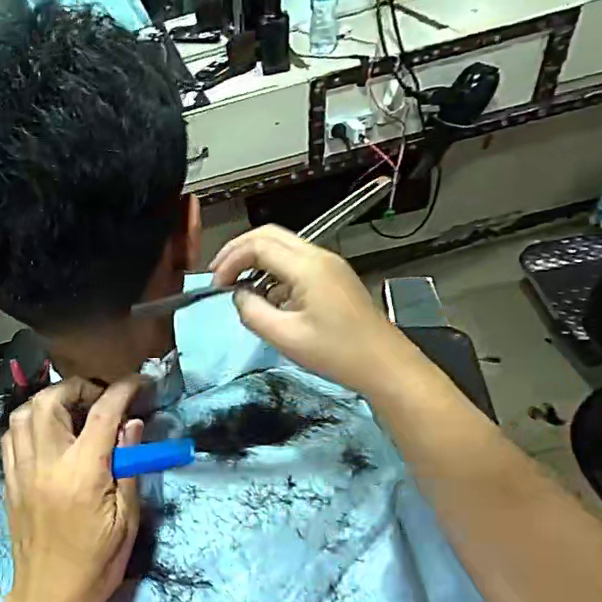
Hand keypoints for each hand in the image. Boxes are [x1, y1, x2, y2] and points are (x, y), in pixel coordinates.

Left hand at [1, 377, 143, 601]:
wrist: (49, 600)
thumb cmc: (97, 564)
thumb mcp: (127, 519)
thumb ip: (130, 465)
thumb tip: (132, 424)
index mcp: (82, 473)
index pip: (102, 413)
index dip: (122, 390)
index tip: (138, 382)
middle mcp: (45, 464)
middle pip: (51, 400)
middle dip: (79, 388)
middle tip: (102, 399)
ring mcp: (21, 471)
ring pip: (24, 412)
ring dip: (51, 400)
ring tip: (75, 411)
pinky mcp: (8, 481)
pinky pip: (12, 435)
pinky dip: (31, 421)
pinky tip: (50, 432)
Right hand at [208, 225, 419, 398]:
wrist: (385, 365)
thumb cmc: (337, 353)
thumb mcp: (285, 338)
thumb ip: (253, 313)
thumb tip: (239, 297)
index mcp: (307, 266)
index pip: (258, 245)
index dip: (231, 260)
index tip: (216, 285)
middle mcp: (319, 256)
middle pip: (269, 235)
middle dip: (239, 250)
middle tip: (219, 274)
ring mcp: (330, 264)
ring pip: (283, 246)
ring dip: (257, 260)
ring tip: (239, 287)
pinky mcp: (335, 277)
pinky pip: (297, 262)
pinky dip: (274, 272)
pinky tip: (267, 298)